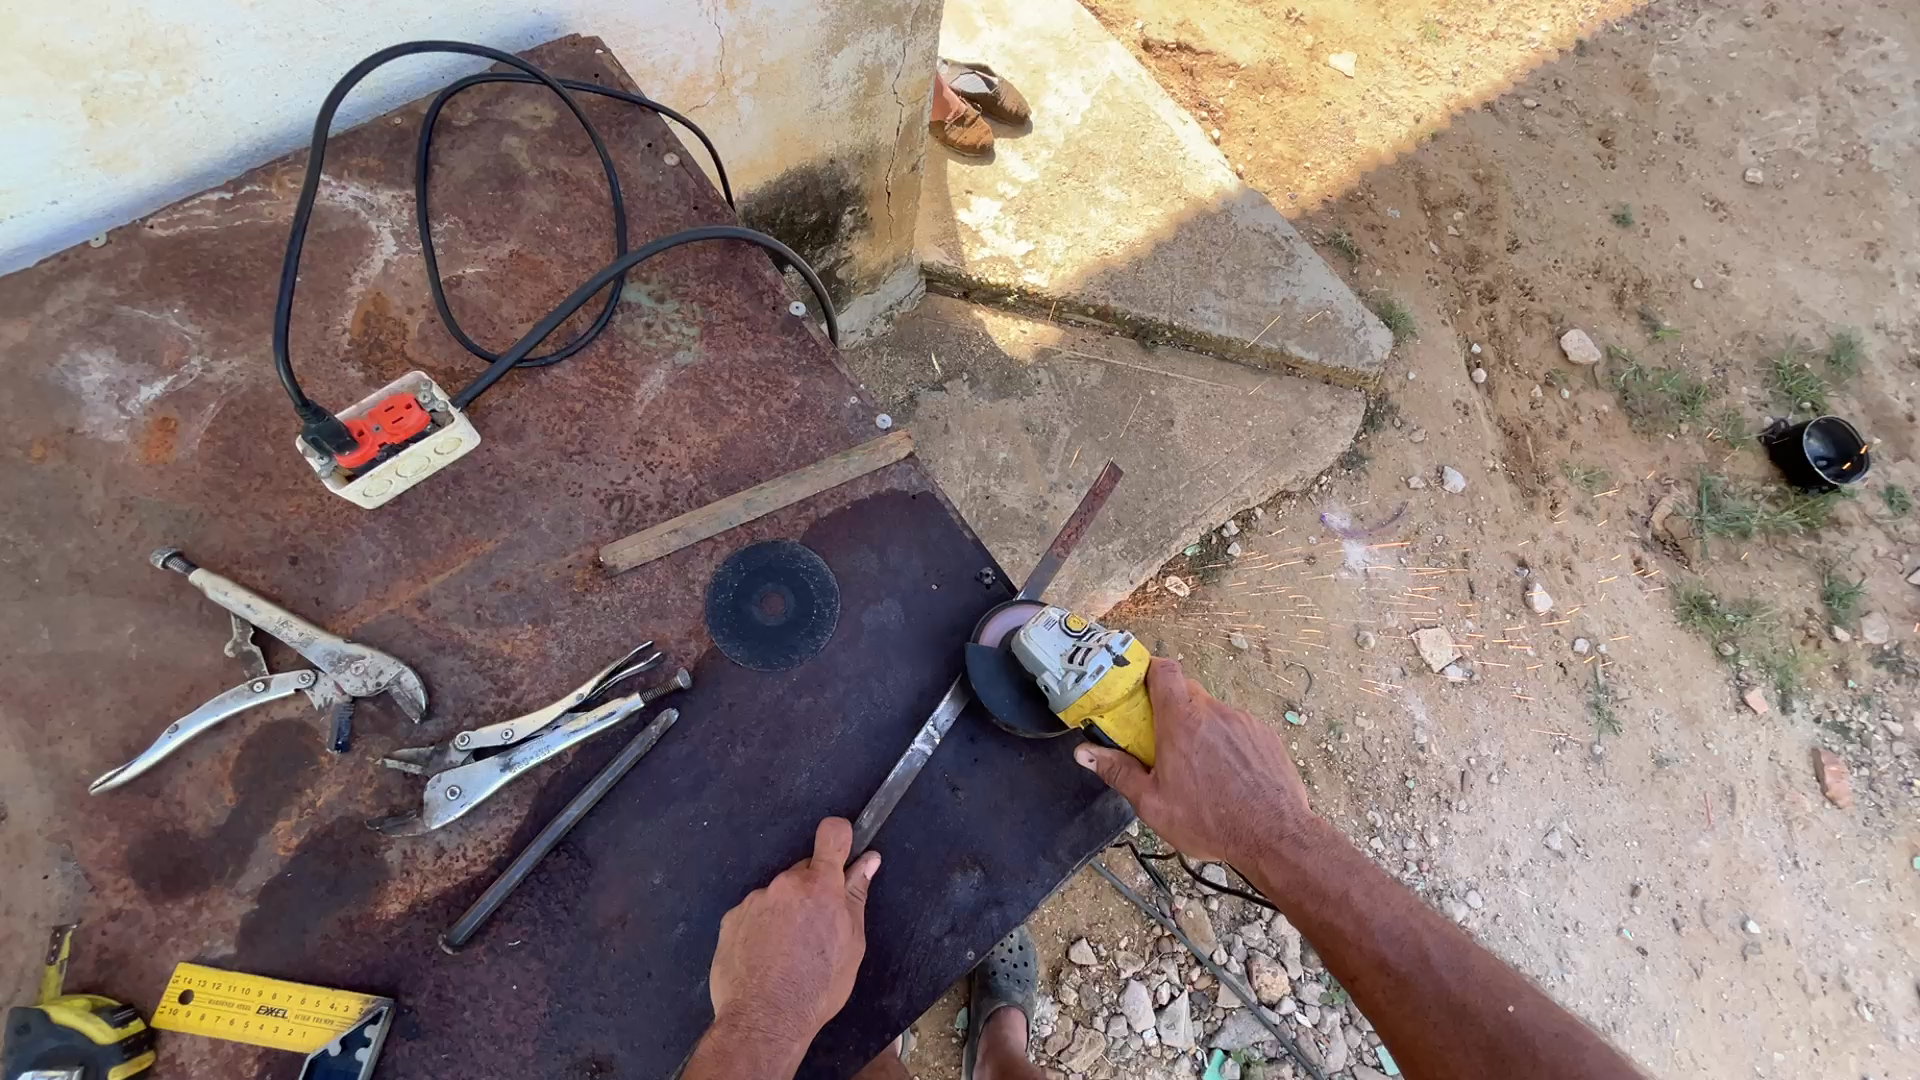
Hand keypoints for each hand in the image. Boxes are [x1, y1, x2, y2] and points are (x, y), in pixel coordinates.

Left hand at [707, 817, 882, 1050]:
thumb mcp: (852, 943)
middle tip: (814, 928)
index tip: (840, 852)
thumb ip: (856, 895)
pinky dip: (760, 928)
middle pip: (803, 872)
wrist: (764, 1022)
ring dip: (784, 911)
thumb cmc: (817, 986)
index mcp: (820, 885)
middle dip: (811, 890)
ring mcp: (755, 899)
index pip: (832, 833)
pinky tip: (764, 958)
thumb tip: (868, 861)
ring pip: (777, 895)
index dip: (839, 837)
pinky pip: (753, 913)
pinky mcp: (731, 919)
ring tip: (786, 952)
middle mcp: (785, 883)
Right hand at [1075, 658, 1316, 866]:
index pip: (1163, 670)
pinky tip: (1226, 775)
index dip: (1149, 670)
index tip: (1138, 686)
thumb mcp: (1152, 803)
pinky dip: (1225, 743)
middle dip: (1170, 709)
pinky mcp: (1263, 736)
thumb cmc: (1212, 821)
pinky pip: (1236, 728)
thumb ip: (1118, 771)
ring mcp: (1241, 722)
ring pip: (1211, 712)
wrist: (1276, 837)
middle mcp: (1212, 712)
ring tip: (1198, 767)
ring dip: (1199, 730)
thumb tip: (1085, 753)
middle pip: (1185, 692)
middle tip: (1161, 739)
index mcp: (1181, 721)